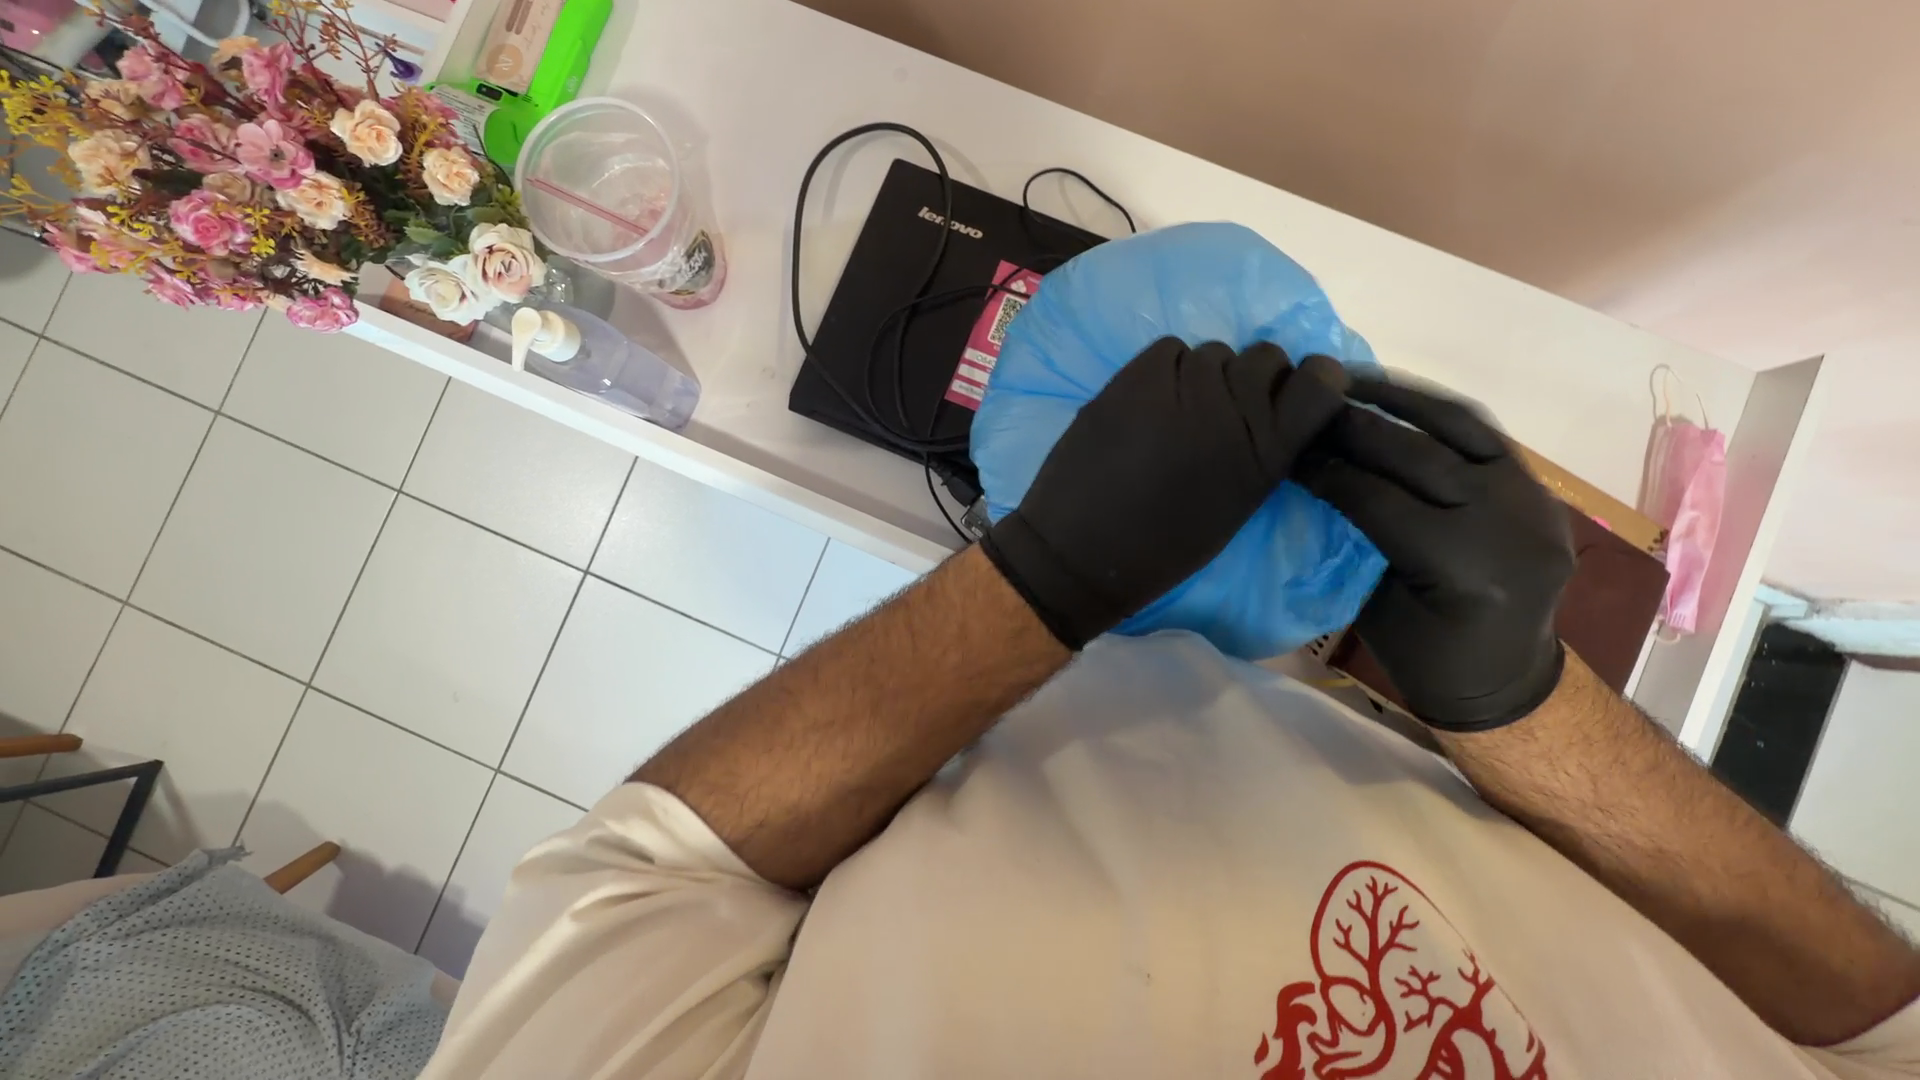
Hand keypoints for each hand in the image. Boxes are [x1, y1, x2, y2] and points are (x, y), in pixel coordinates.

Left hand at [981, 337, 1349, 649]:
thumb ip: (1259, 453)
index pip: (1320, 383)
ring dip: (1201, 374)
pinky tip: (1144, 403)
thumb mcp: (1235, 506)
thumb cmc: (1160, 549)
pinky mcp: (1137, 378)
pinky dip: (1162, 368)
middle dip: (1249, 375)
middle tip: (1219, 406)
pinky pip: (1168, 349)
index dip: (1308, 379)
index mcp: (1268, 455)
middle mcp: (1236, 412)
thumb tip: (1267, 413)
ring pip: (1214, 351)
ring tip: (1173, 412)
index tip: (1287, 392)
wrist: (1081, 555)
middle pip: (1266, 356)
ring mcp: (1185, 389)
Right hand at [1299, 379, 1574, 730]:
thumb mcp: (1375, 608)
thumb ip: (1354, 541)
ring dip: (1400, 400)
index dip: (1327, 471)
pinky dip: (1437, 414)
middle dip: (1356, 427)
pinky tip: (1397, 401)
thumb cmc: (1426, 659)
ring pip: (1462, 429)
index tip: (1286, 450)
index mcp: (1465, 573)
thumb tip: (1314, 479)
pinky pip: (1484, 437)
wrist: (1508, 679)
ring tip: (1351, 381)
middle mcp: (1510, 528)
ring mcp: (1535, 504)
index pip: (1381, 502)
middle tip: (1307, 404)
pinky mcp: (1542, 491)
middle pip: (1420, 456)